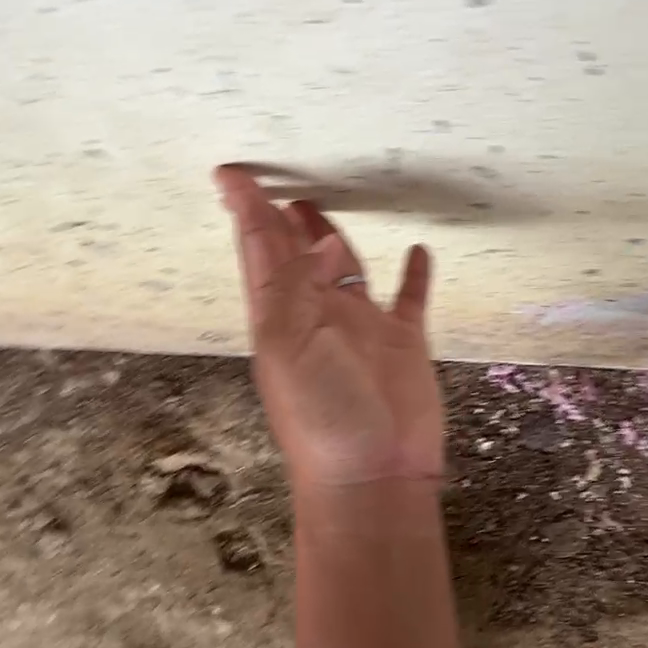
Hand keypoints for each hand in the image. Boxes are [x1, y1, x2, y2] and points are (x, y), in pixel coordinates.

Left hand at [214, 165, 444, 488]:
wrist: (374, 472)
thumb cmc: (323, 413)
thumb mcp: (291, 344)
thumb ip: (295, 285)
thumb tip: (311, 237)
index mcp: (281, 316)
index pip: (260, 253)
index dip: (246, 213)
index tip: (230, 175)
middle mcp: (318, 316)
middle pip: (296, 257)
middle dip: (280, 222)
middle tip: (271, 184)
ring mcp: (362, 328)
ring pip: (345, 269)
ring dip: (332, 239)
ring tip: (319, 205)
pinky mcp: (403, 341)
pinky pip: (408, 297)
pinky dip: (413, 274)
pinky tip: (417, 250)